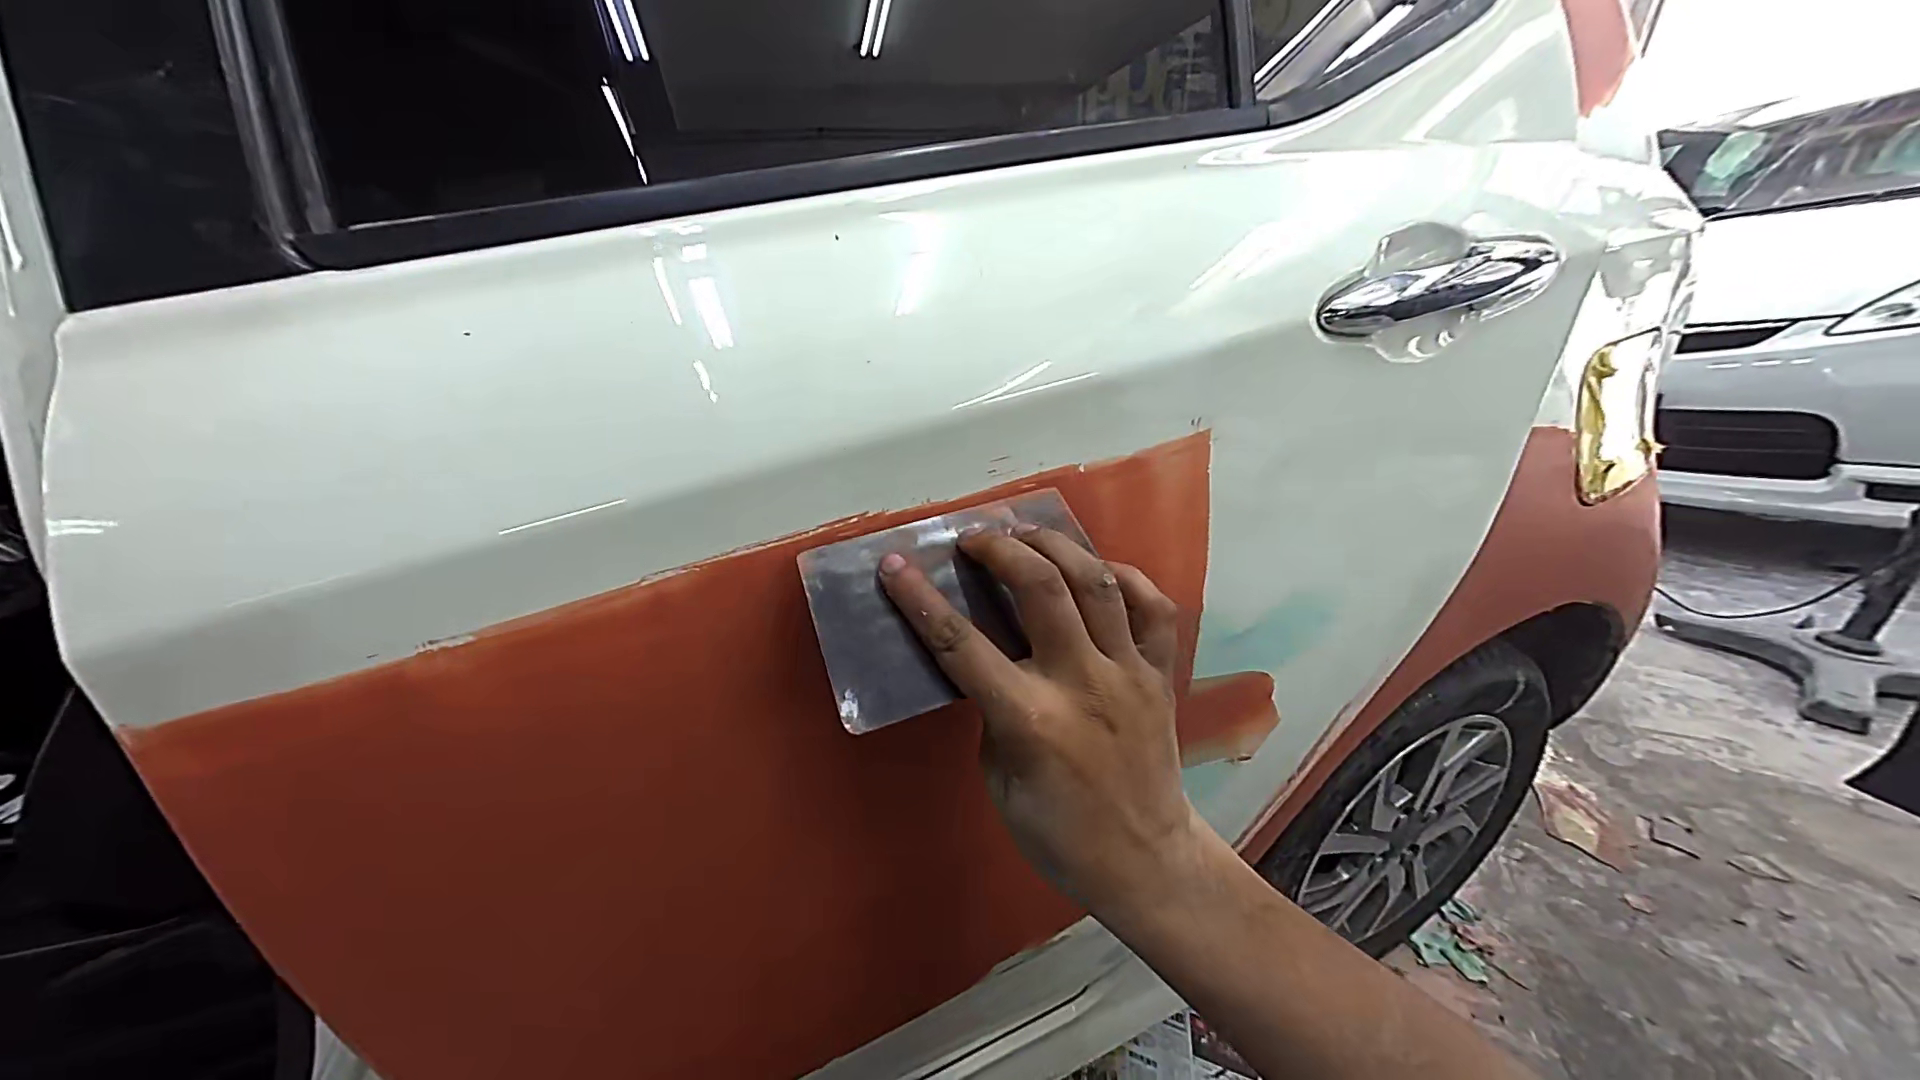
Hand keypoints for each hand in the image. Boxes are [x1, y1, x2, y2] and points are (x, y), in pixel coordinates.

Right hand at [878, 525, 1209, 913]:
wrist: (1146, 862)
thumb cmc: (1058, 834)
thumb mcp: (999, 781)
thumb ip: (992, 713)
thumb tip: (993, 662)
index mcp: (1029, 719)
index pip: (960, 644)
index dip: (919, 599)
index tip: (895, 564)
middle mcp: (1081, 683)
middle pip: (1040, 589)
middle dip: (1000, 549)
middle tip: (975, 538)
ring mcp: (1128, 673)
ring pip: (1097, 584)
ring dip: (1057, 546)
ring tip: (1028, 533)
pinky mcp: (1161, 675)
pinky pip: (1153, 607)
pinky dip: (1124, 576)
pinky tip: (1097, 568)